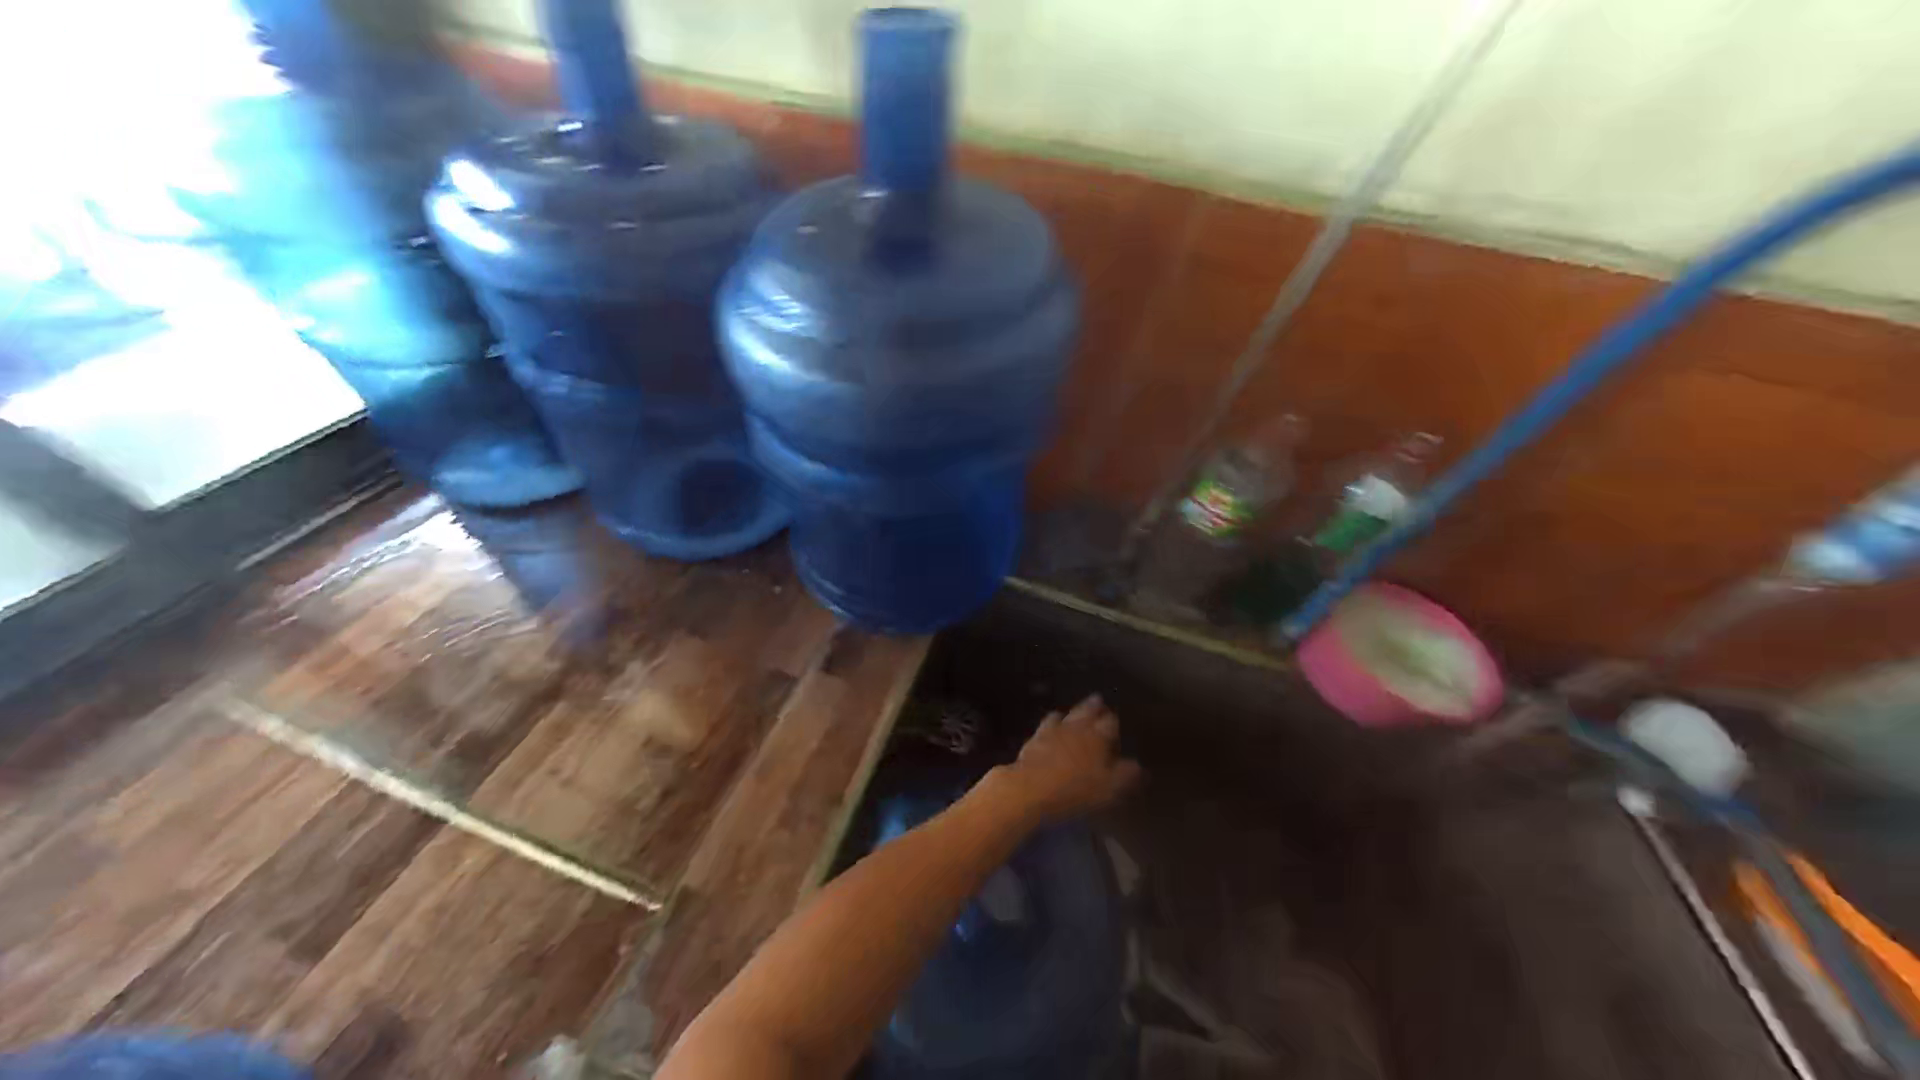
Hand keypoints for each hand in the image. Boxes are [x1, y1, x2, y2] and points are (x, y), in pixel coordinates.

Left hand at [986, 695, 1141, 824]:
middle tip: (1098, 699)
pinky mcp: (1035, 737)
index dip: (1114, 722)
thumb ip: (1125, 775)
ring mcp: (1054, 730)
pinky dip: (1053, 721)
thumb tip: (1138, 766)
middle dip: (1095, 706)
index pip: (1110, 723)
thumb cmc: (1076, 789)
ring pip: (1067, 714)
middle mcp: (1077, 727)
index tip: (1116, 721)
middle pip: (1088, 711)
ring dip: (1074, 711)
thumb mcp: (1109, 787)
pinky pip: (1047, 723)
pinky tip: (1052, 722)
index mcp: (1098, 737)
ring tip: (1077, 710)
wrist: (1032, 787)